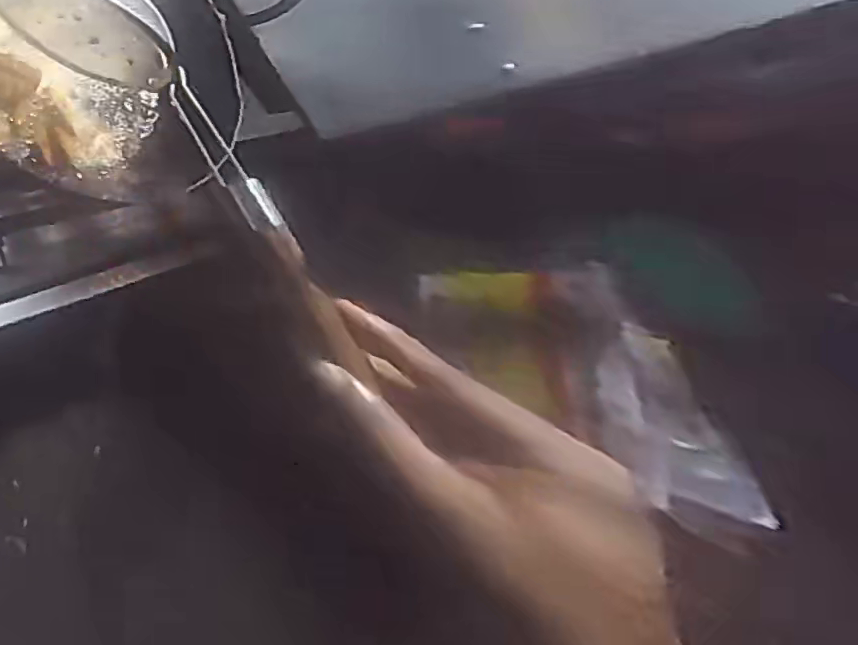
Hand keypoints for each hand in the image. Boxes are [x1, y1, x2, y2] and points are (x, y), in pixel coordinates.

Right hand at [317, 302, 676, 644]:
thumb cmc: (523, 593)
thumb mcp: (450, 512)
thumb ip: (386, 439)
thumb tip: (324, 371)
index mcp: (555, 449)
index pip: (452, 380)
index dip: (388, 340)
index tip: (340, 303)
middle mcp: (569, 461)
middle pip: (460, 407)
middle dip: (394, 375)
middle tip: (335, 337)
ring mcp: (571, 496)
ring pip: (470, 437)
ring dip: (410, 411)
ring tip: (353, 374)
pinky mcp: (560, 527)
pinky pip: (480, 466)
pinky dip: (434, 447)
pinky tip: (399, 435)